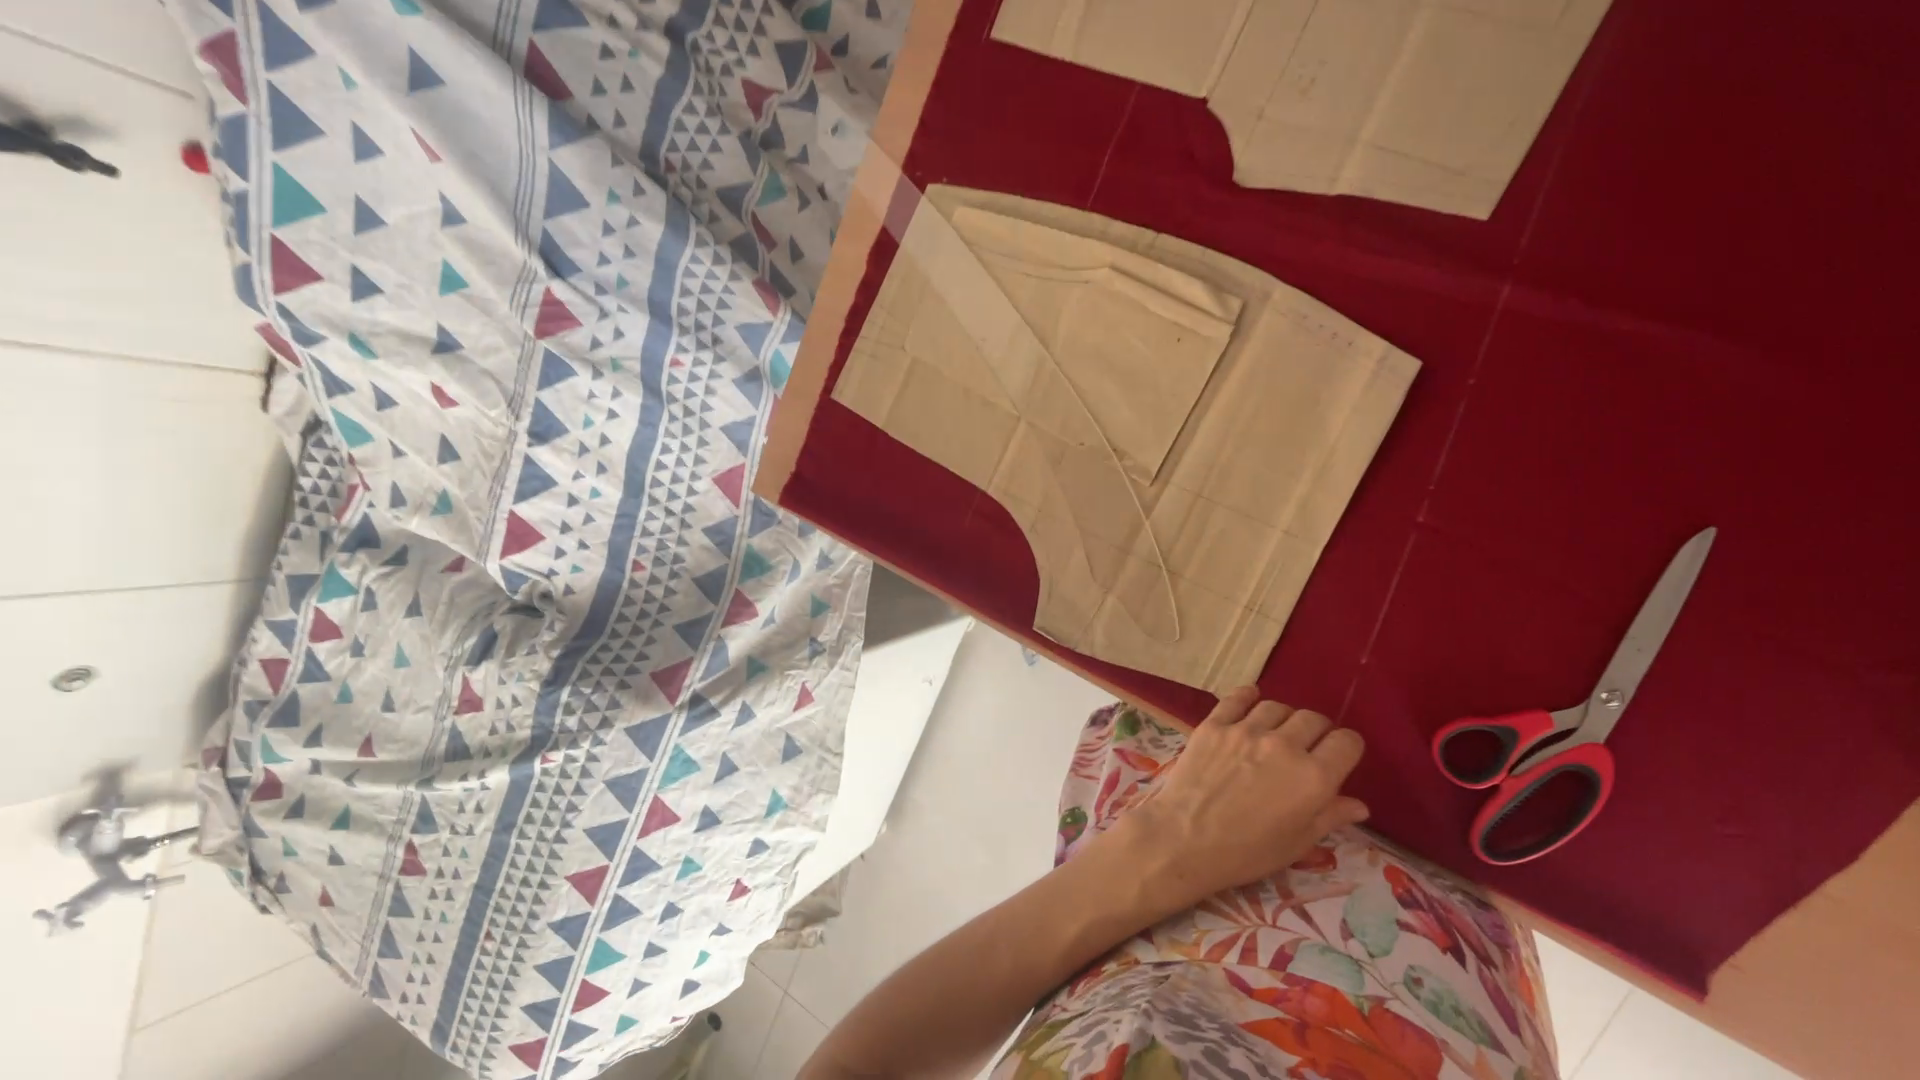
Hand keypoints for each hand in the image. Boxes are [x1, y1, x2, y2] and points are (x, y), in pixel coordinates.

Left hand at [1112, 687, 1368, 914]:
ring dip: (1283, 719)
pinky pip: (1237, 699)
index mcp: (1314, 777)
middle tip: (1306, 750)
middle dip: (1317, 732)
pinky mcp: (1214, 725)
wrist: (1184, 841)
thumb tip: (1359, 805)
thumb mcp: (1297, 843)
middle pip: (1313, 719)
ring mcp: (1246, 731)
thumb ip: (1330, 816)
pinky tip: (1249, 701)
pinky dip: (1247, 697)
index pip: (1347, 742)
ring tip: (1276, 735)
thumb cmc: (1246, 852)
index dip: (1346, 749)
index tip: (1337, 758)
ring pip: (1277, 707)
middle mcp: (1284, 745)